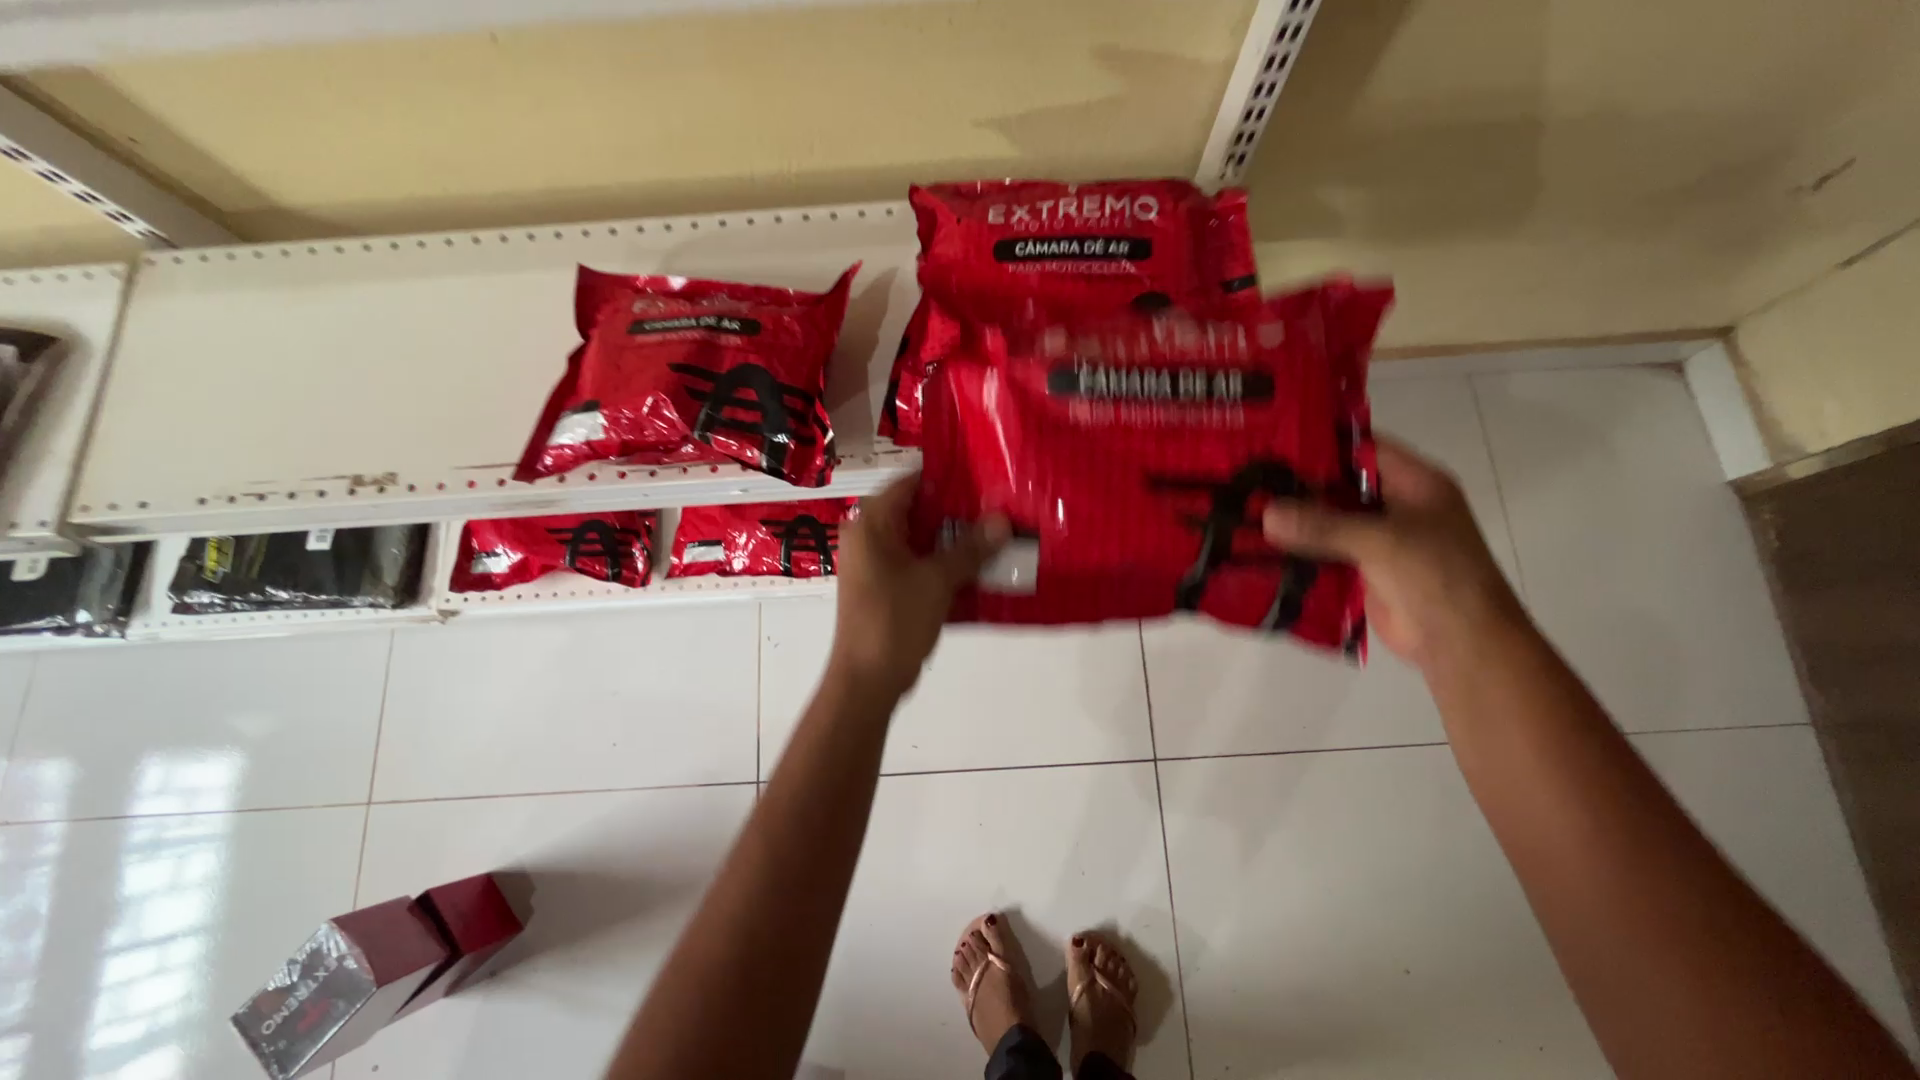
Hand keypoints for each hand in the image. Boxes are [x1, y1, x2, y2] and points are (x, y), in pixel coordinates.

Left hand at [828, 473, 1008, 697]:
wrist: (867, 681)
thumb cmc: (894, 621)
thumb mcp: (937, 581)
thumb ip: (970, 548)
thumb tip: (1003, 520)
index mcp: (872, 524)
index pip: (910, 481)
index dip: (947, 477)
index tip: (985, 475)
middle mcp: (869, 538)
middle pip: (918, 511)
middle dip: (958, 511)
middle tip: (1000, 506)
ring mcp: (876, 565)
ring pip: (921, 541)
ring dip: (955, 540)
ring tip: (999, 534)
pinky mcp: (887, 589)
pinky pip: (920, 565)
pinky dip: (946, 564)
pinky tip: (982, 568)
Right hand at [1262, 438, 1526, 670]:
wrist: (1461, 643)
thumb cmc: (1437, 576)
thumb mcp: (1382, 540)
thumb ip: (1323, 525)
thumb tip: (1265, 515)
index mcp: (1415, 483)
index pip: (1364, 448)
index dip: (1323, 441)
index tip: (1274, 440)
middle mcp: (1396, 505)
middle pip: (1340, 485)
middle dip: (1298, 484)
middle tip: (1247, 477)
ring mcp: (1379, 540)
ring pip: (1329, 521)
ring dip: (1294, 521)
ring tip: (1244, 510)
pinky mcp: (1363, 571)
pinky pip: (1324, 553)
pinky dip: (1298, 552)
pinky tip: (1260, 548)